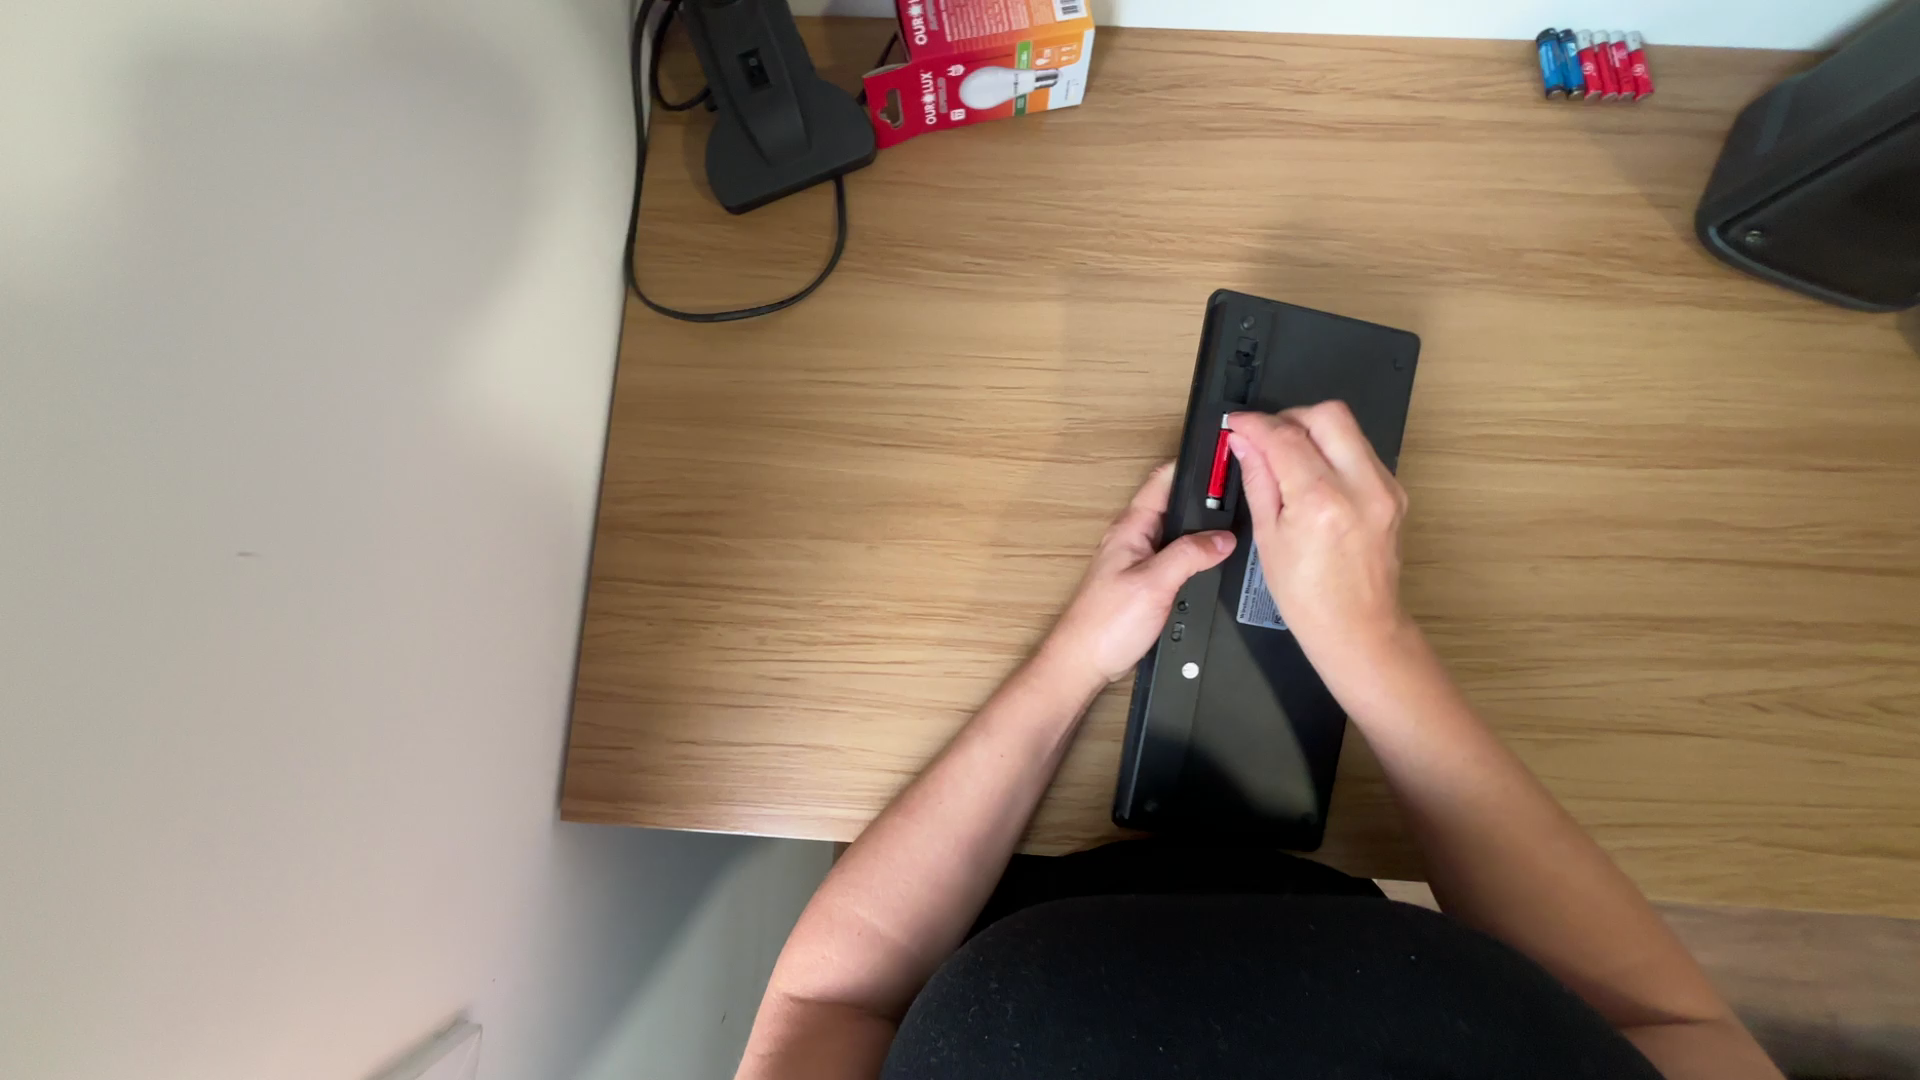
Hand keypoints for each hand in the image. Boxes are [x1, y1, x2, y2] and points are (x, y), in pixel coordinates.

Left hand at [1038, 463, 1235, 688]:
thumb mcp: (1154, 583)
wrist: (1085, 661)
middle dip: (1204, 497)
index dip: (1193, 466)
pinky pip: (1174, 557)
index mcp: (1130, 528)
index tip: (1222, 457)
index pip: (1163, 481)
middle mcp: (1133, 539)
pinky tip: (1211, 560)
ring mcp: (1138, 560)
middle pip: (1174, 505)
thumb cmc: (1104, 624)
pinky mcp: (1144, 582)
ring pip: (1176, 532)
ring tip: (1234, 524)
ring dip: (1200, 528)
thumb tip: (1222, 538)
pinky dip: (1195, 554)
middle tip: (1240, 491)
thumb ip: (1189, 556)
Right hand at [1227, 402, 1412, 673]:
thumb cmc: (1308, 595)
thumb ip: (1258, 480)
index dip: (1254, 424)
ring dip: (1311, 432)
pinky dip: (1331, 452)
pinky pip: (1360, 452)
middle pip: (1327, 414)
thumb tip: (1244, 444)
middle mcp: (1361, 487)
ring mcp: (1385, 488)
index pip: (1284, 437)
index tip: (1237, 423)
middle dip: (1289, 417)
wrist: (1357, 625)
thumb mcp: (1267, 536)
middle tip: (1265, 436)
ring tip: (1286, 458)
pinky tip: (1311, 475)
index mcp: (1321, 501)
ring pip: (1348, 429)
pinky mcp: (1394, 492)